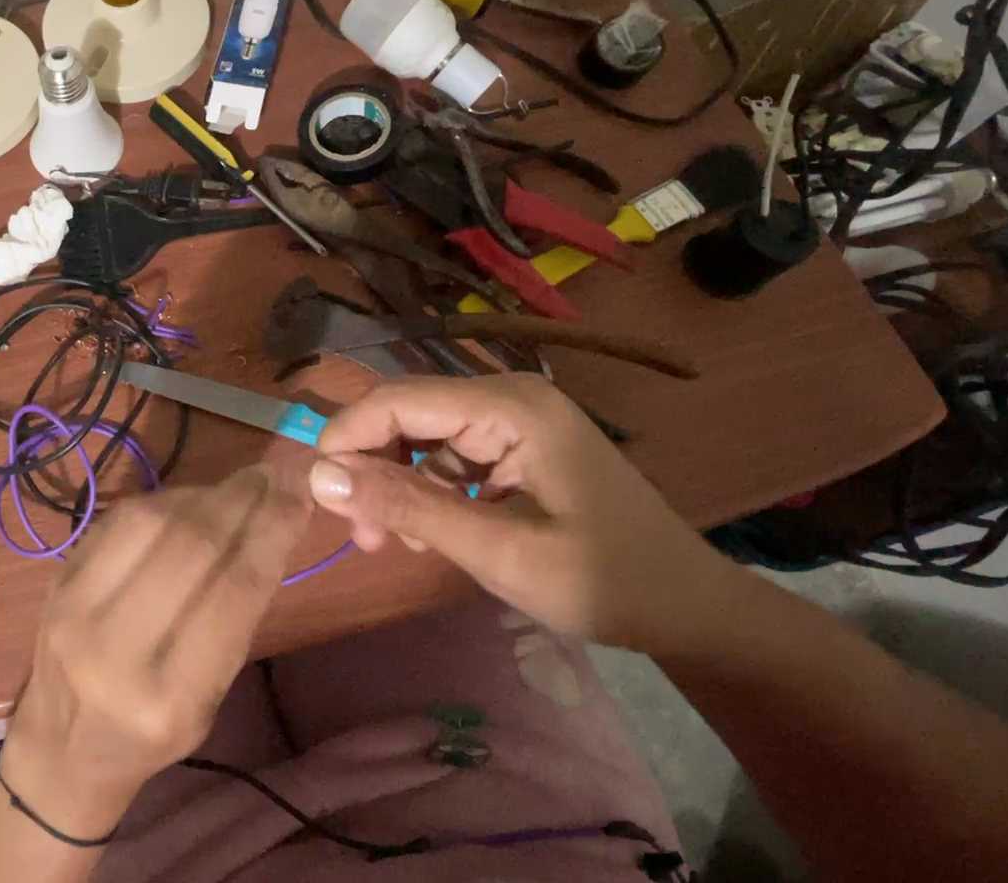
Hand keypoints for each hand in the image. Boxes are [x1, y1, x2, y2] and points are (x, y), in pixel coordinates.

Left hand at [0, 463, 313, 834]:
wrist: (63, 746)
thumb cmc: (152, 732)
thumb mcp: (210, 699)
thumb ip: (236, 617)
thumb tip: (270, 521)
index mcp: (170, 699)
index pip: (234, 591)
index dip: (273, 531)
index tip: (303, 494)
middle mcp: (115, 651)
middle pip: (191, 546)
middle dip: (244, 501)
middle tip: (278, 475)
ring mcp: (75, 609)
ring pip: (150, 522)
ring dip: (206, 493)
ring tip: (243, 486)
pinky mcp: (57, 580)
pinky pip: (118, 521)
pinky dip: (165, 501)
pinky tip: (194, 500)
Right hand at [306, 374, 737, 650]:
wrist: (688, 610)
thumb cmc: (603, 580)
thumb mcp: (497, 550)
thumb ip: (406, 506)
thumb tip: (318, 477)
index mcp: (510, 406)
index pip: (397, 400)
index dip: (347, 438)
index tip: (319, 496)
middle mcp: (505, 399)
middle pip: (404, 415)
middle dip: (370, 467)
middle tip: (360, 534)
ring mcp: (510, 422)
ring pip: (417, 438)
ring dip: (393, 485)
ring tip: (390, 543)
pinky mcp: (511, 448)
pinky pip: (443, 458)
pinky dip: (422, 493)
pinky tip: (424, 534)